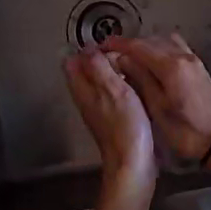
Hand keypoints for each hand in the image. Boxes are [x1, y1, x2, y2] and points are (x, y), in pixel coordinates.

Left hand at [62, 47, 155, 196]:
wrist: (133, 164)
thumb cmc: (125, 125)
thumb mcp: (114, 90)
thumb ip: (99, 68)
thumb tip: (87, 47)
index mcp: (83, 90)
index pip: (72, 63)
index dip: (87, 50)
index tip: (109, 44)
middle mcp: (86, 100)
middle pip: (86, 72)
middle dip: (101, 59)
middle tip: (125, 53)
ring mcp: (99, 111)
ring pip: (100, 84)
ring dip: (113, 72)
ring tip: (134, 65)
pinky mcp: (113, 120)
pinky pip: (113, 95)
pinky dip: (122, 85)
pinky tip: (138, 85)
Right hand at [101, 34, 210, 163]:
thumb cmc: (185, 131)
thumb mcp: (157, 108)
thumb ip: (140, 79)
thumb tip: (122, 59)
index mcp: (171, 67)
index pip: (139, 46)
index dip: (118, 44)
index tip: (101, 46)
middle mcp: (183, 56)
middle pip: (151, 40)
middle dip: (130, 44)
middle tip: (111, 54)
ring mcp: (193, 59)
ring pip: (164, 41)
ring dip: (145, 45)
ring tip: (130, 58)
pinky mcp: (198, 66)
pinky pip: (175, 47)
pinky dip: (160, 48)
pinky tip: (152, 62)